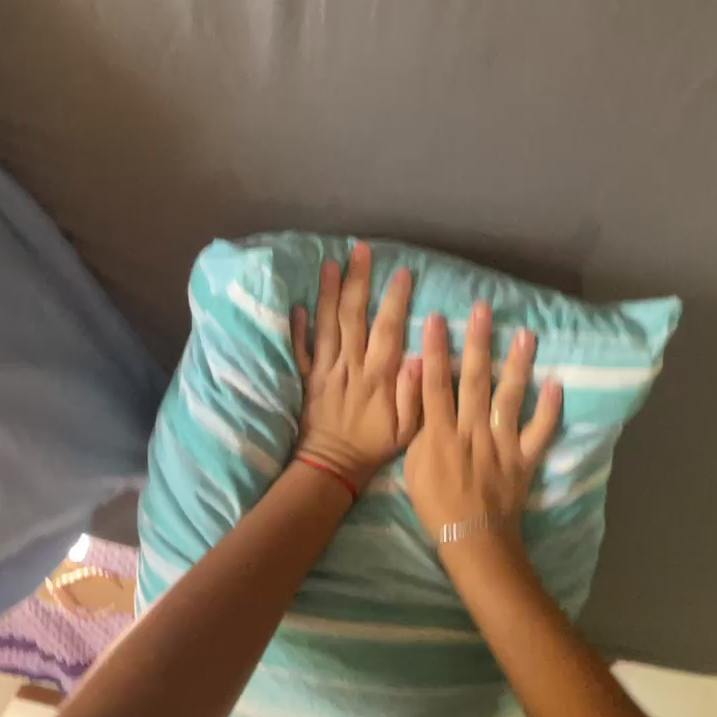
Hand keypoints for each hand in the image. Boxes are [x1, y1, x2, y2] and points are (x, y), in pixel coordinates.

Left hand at [291, 242, 421, 487]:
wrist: (332, 466)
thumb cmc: (374, 446)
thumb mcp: (407, 430)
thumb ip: (414, 393)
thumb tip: (418, 358)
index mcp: (377, 376)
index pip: (387, 329)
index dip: (394, 300)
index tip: (401, 272)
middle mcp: (349, 366)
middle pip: (353, 316)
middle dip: (357, 281)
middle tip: (361, 250)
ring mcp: (325, 370)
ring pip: (326, 325)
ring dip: (328, 293)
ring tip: (330, 263)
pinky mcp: (307, 379)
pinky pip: (300, 350)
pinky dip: (298, 327)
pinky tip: (298, 305)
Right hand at [405, 302, 562, 556]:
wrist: (471, 540)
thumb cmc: (435, 503)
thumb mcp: (411, 465)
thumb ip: (418, 427)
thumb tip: (417, 390)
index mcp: (441, 433)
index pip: (436, 384)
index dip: (435, 349)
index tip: (437, 317)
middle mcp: (472, 431)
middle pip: (474, 380)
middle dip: (478, 342)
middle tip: (484, 310)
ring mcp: (502, 444)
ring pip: (510, 397)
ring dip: (518, 364)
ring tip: (526, 334)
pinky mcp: (525, 458)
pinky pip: (540, 431)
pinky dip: (550, 409)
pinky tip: (557, 383)